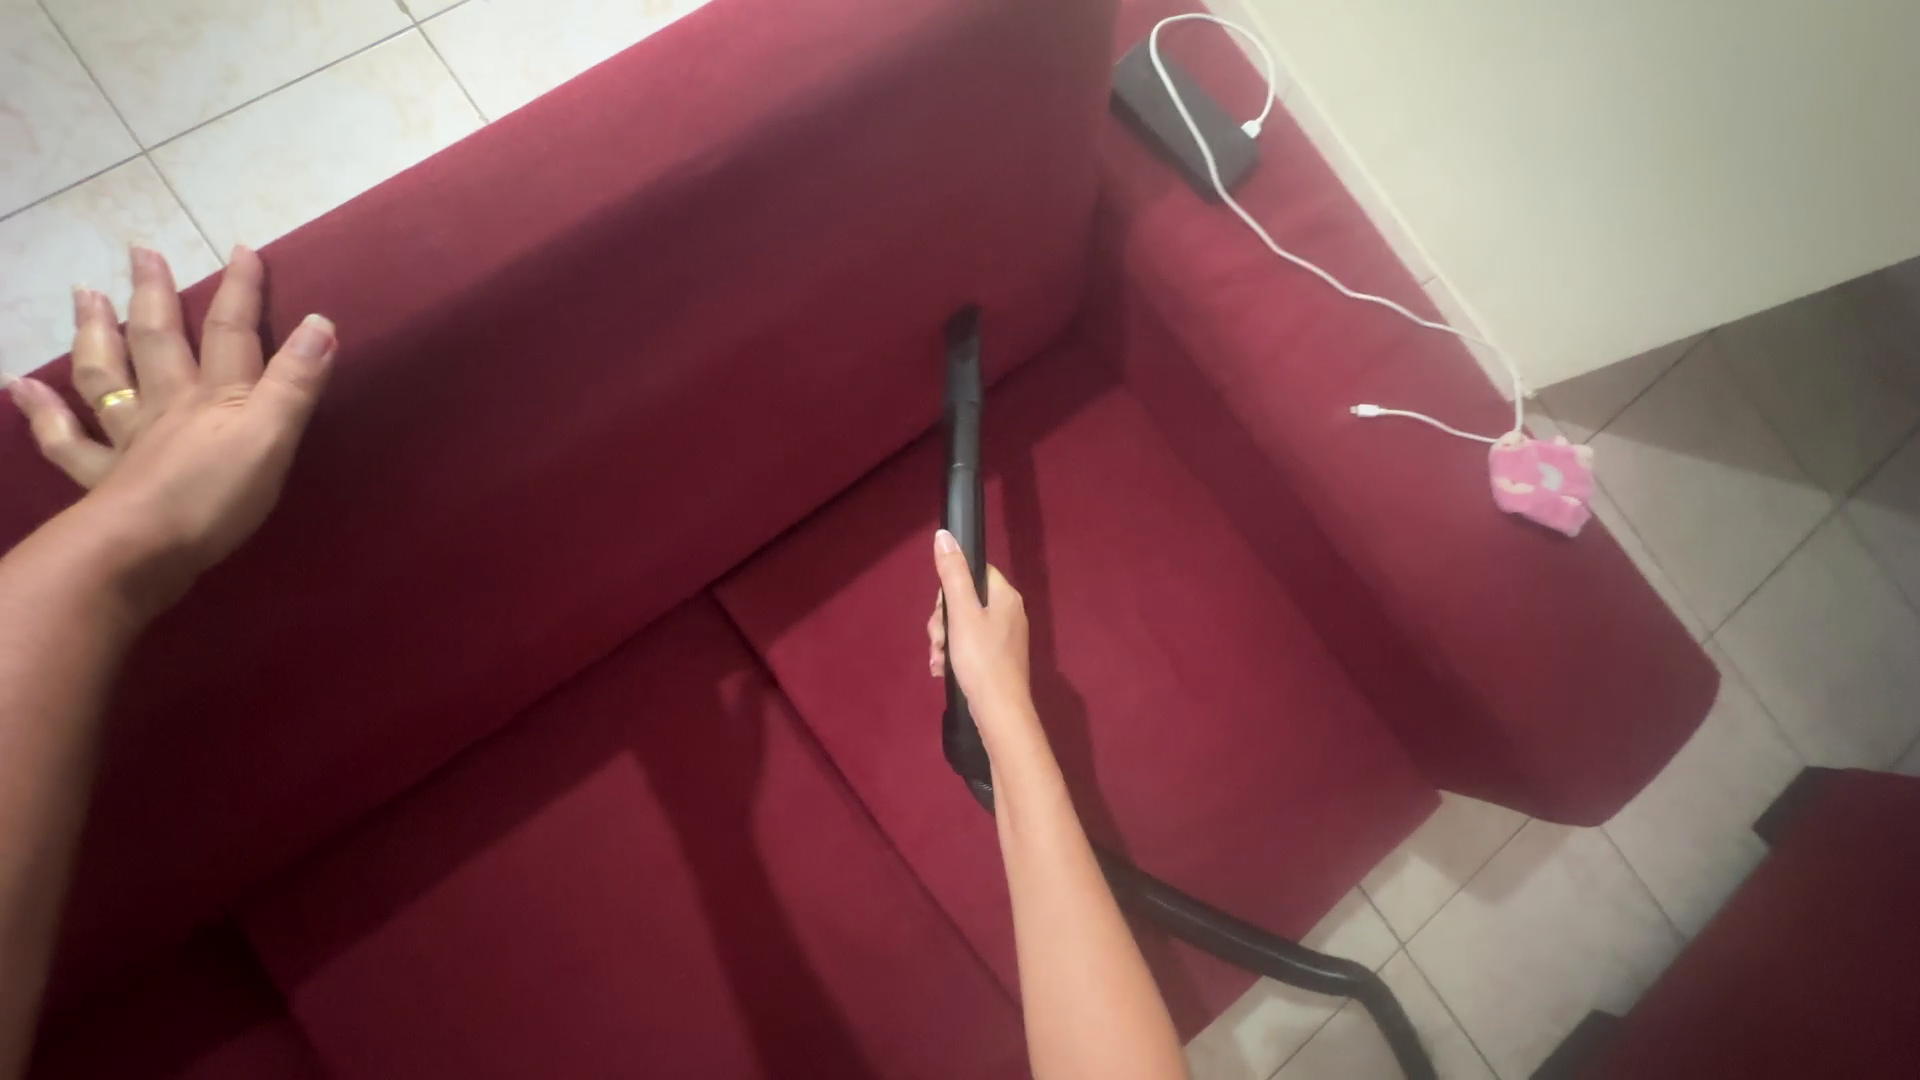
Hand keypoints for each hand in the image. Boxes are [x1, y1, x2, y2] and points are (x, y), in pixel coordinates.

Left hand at [5, 245, 335, 610]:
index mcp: (217, 397)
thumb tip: (320, 322)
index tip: (243, 251)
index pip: (232, 333)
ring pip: (110, 377)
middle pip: (161, 342)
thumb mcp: (274, 434)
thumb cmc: (218, 493)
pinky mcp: (107, 477)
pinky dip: (43, 413)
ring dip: (96, 335)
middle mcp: (170, 406)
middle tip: (140, 253)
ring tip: (84, 299)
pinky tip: (21, 390)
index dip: (241, 292)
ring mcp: (132, 439)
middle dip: (156, 296)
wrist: (143, 549)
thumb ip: (296, 381)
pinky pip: (68, 440)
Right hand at [929, 529, 1034, 732]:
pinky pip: (970, 645)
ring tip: (938, 660)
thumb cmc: (981, 659)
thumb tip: (945, 535)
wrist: (1000, 711)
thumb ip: (953, 574)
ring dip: (944, 641)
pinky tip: (942, 669)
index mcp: (1005, 596)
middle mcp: (1009, 612)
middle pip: (966, 600)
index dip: (951, 588)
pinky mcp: (998, 658)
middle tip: (937, 640)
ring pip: (964, 625)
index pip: (974, 572)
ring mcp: (1005, 637)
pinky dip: (954, 655)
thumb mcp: (961, 613)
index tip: (941, 609)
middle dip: (943, 620)